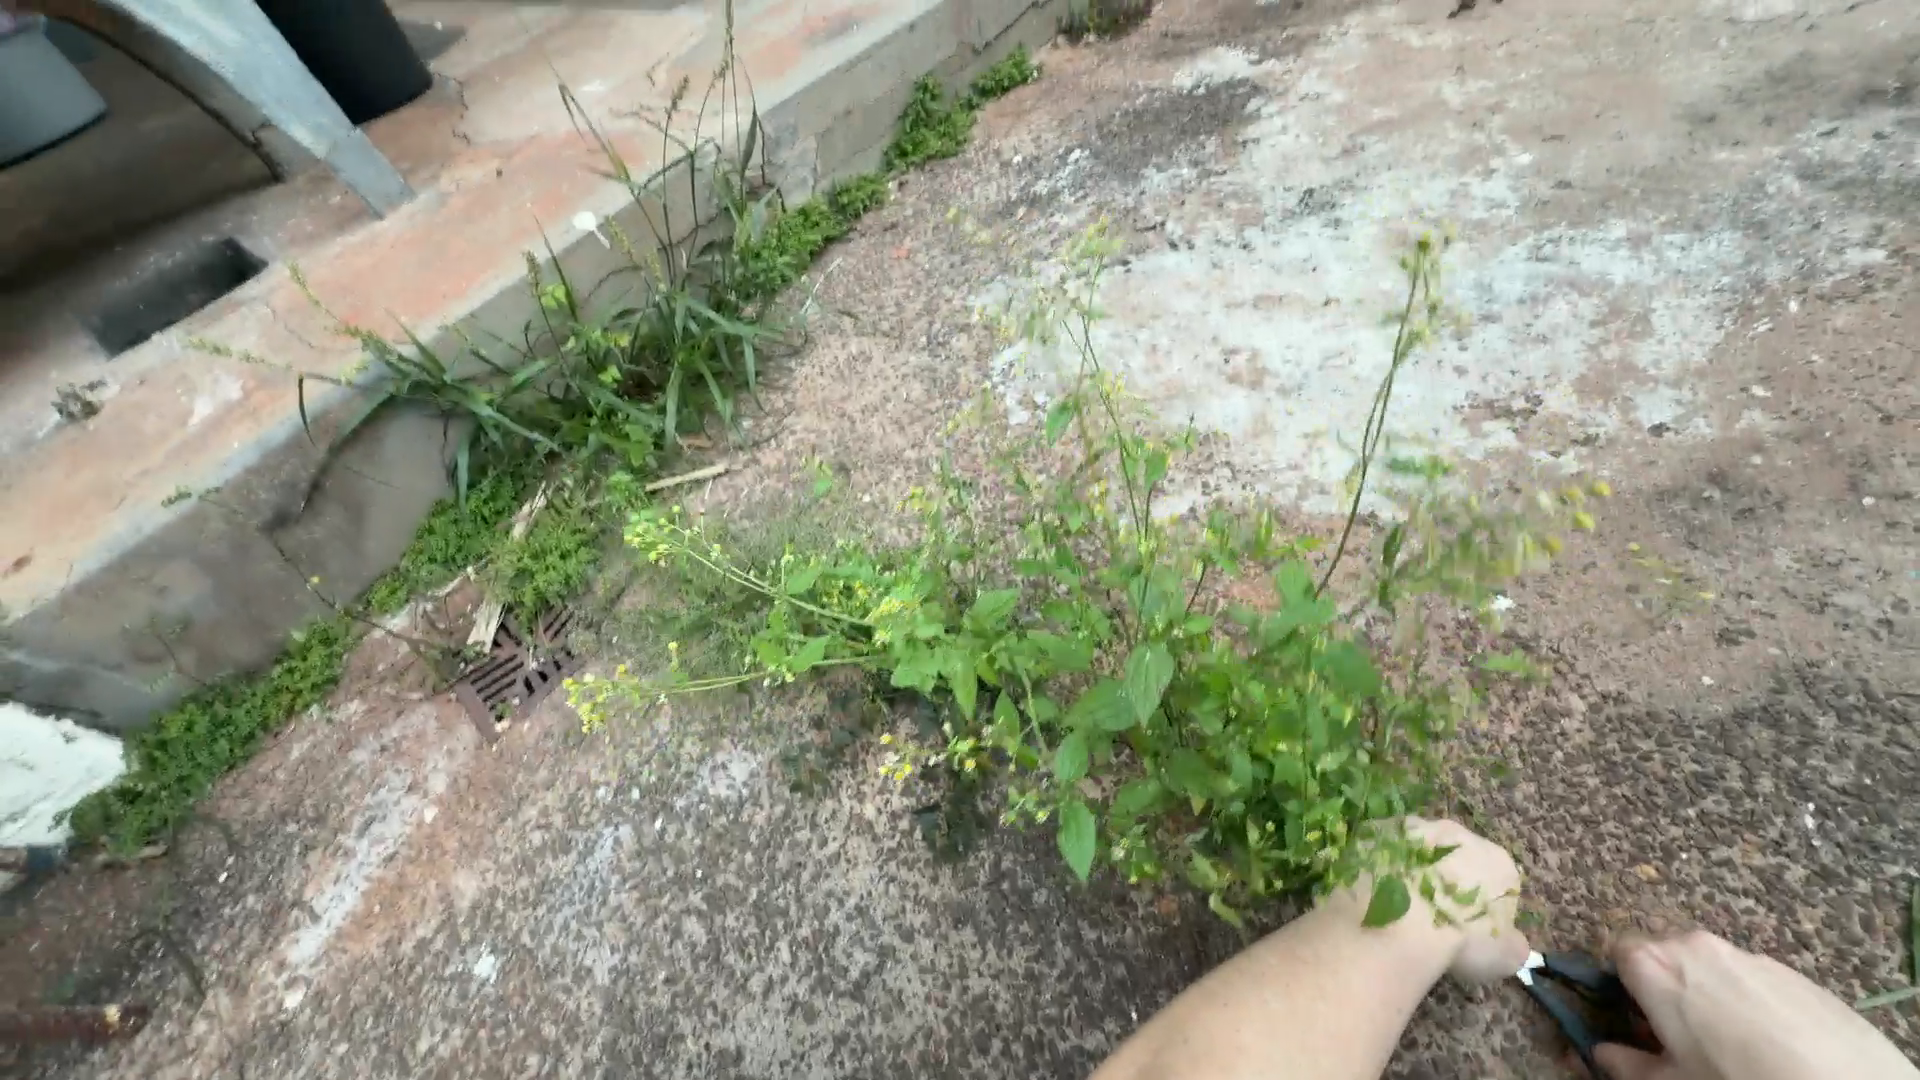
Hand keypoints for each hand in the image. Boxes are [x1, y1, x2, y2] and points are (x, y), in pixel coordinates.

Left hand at [1320, 816, 1528, 984]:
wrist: (1400, 920)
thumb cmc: (1463, 940)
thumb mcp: (1506, 956)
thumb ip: (1511, 941)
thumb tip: (1508, 938)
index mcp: (1496, 860)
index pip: (1498, 877)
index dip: (1484, 902)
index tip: (1469, 924)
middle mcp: (1456, 833)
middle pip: (1455, 853)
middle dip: (1447, 875)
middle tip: (1433, 908)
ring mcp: (1411, 828)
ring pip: (1416, 846)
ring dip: (1411, 865)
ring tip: (1400, 899)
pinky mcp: (1374, 831)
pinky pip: (1381, 847)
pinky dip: (1380, 863)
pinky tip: (1375, 888)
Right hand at [1597, 931, 1919, 1079]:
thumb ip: (1627, 1064)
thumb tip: (1603, 1053)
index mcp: (1651, 964)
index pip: (1616, 953)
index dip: (1624, 984)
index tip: (1641, 1016)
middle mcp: (1692, 946)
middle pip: (1666, 955)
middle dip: (1670, 985)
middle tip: (1688, 1032)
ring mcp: (1748, 957)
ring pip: (1715, 967)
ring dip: (1715, 992)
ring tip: (1741, 1041)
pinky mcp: (1798, 974)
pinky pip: (1759, 980)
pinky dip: (1759, 1002)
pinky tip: (1782, 1043)